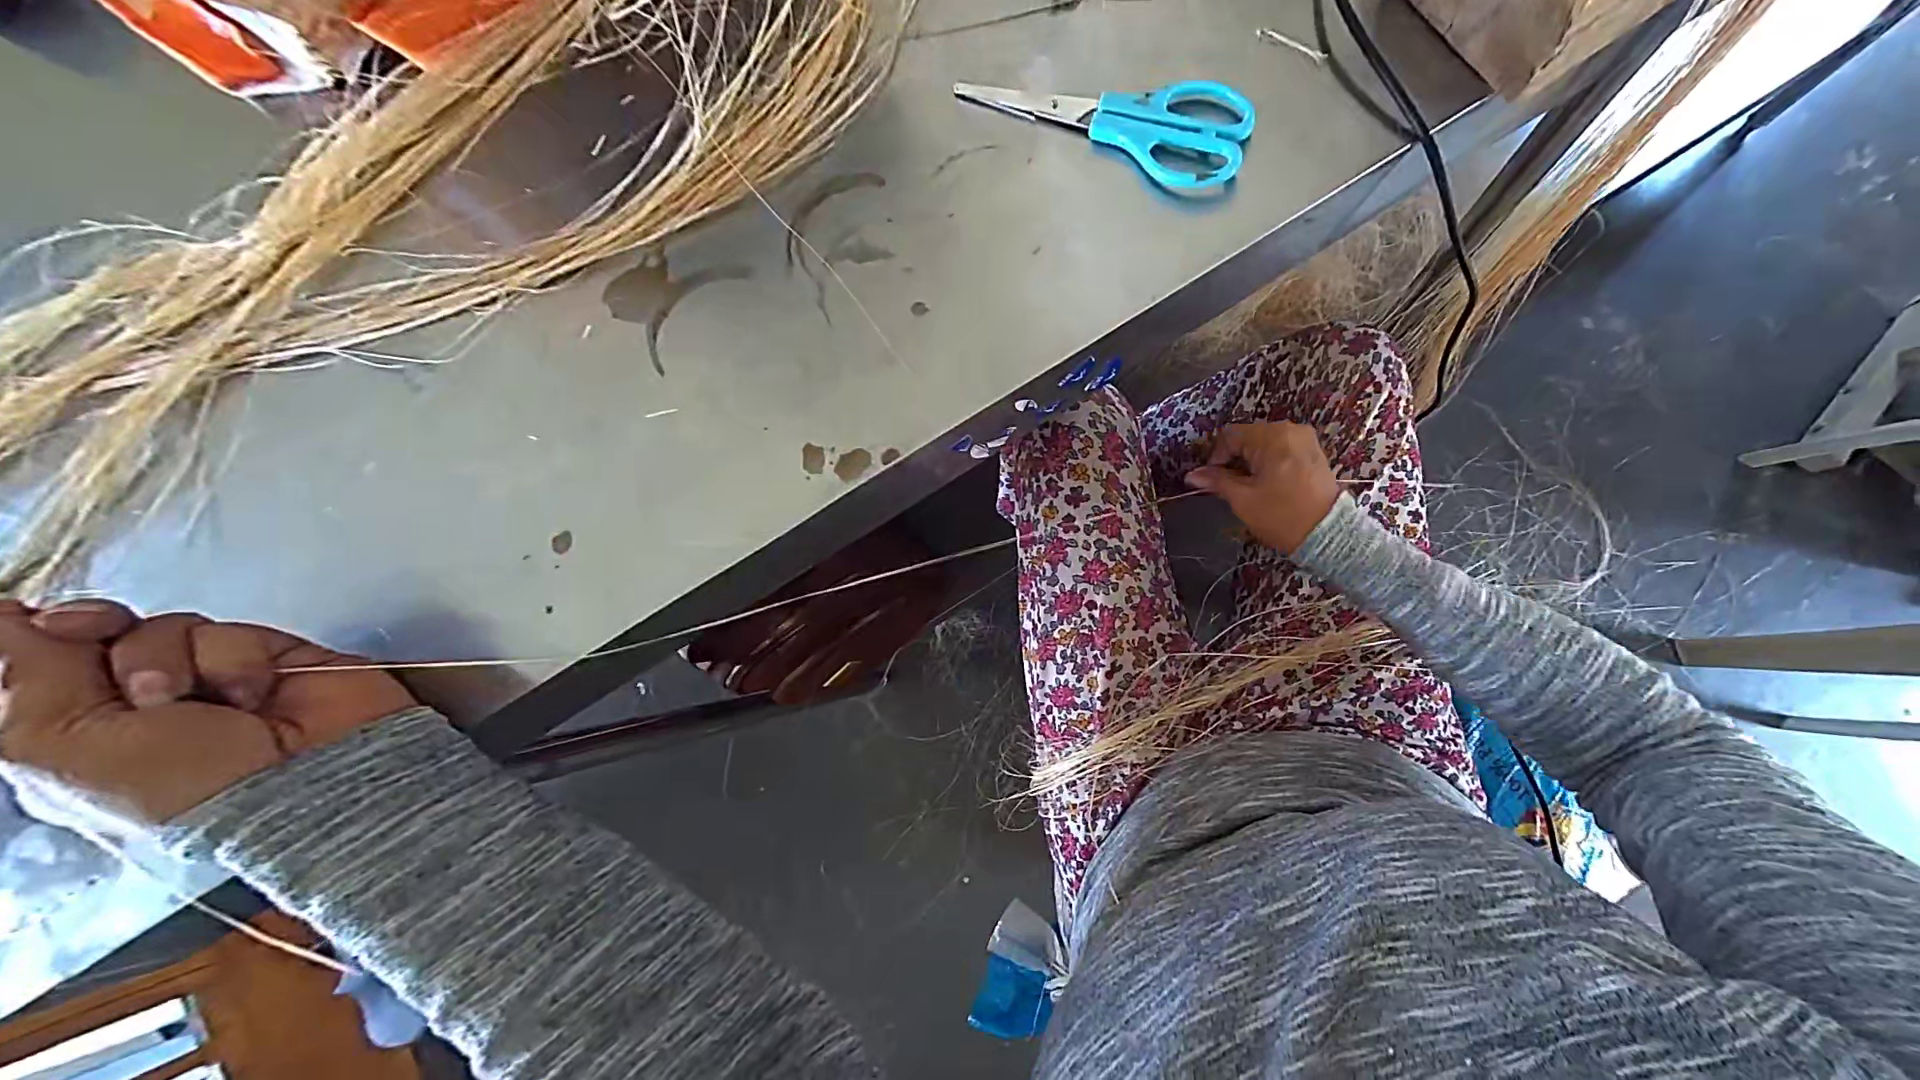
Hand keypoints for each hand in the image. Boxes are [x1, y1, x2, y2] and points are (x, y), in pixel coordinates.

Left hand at [0, 600, 415, 826]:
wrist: (296, 777)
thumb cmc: (172, 783)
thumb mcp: (60, 743)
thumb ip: (25, 674)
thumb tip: (1, 615)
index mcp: (70, 726)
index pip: (34, 661)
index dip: (27, 637)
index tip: (25, 623)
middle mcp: (133, 698)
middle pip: (98, 631)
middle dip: (96, 630)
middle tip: (102, 640)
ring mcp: (206, 677)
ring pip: (167, 630)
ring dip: (176, 660)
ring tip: (204, 700)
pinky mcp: (267, 658)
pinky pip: (232, 633)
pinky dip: (237, 660)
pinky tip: (252, 694)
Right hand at [1184, 422, 1340, 554]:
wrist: (1327, 534)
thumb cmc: (1281, 515)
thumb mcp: (1242, 499)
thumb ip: (1216, 481)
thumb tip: (1192, 475)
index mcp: (1272, 436)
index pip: (1230, 435)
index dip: (1215, 456)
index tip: (1212, 479)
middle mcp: (1290, 429)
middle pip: (1247, 437)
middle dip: (1233, 458)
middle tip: (1228, 485)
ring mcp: (1305, 439)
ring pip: (1263, 443)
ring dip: (1249, 461)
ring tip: (1247, 486)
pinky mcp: (1313, 452)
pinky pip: (1280, 448)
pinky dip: (1267, 461)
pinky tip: (1265, 483)